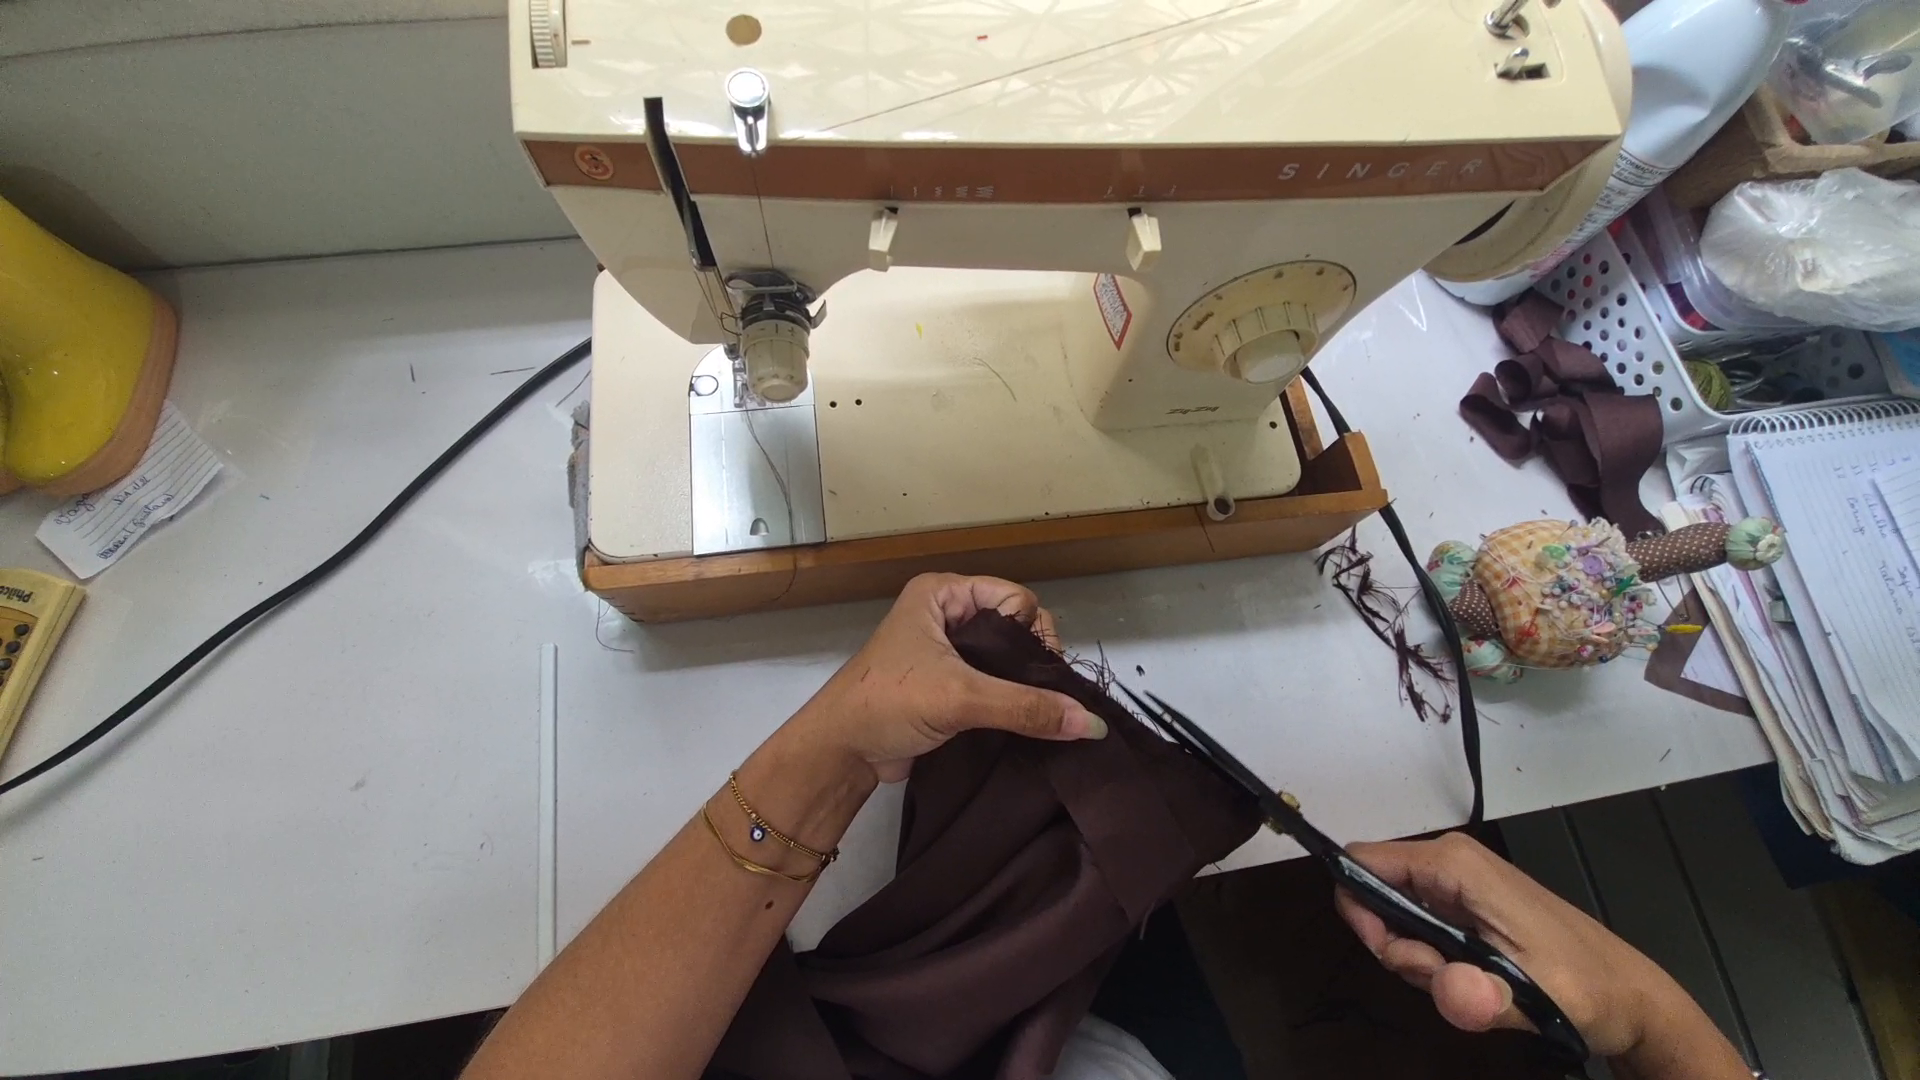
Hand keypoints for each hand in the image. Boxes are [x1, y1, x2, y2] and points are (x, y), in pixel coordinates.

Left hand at [783, 573, 1105, 783]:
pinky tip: (1026, 722)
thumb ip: (1026, 707)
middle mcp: (946, 614)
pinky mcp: (946, 684)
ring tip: (1038, 713)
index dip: (1033, 632)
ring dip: (1021, 684)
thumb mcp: (959, 698)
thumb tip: (1094, 724)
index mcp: (942, 593)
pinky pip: (992, 682)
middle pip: (1014, 627)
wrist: (839, 752)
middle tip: (1041, 696)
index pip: (1015, 598)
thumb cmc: (888, 704)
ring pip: (1004, 659)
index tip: (1040, 672)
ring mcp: (945, 650)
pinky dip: (1009, 700)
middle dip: (1031, 660)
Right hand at [1334, 833, 1698, 1058]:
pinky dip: (1425, 947)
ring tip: (1463, 979)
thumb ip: (1482, 997)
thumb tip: (1446, 989)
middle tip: (1440, 977)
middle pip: (1372, 887)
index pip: (1359, 862)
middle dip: (1392, 939)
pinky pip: (1412, 911)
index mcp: (1452, 864)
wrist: (1635, 997)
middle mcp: (1445, 857)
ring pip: (1390, 903)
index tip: (1394, 957)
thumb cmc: (1588, 990)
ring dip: (1411, 949)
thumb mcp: (1536, 1001)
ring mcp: (1452, 874)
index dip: (1359, 909)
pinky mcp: (1459, 892)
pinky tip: (1464, 969)